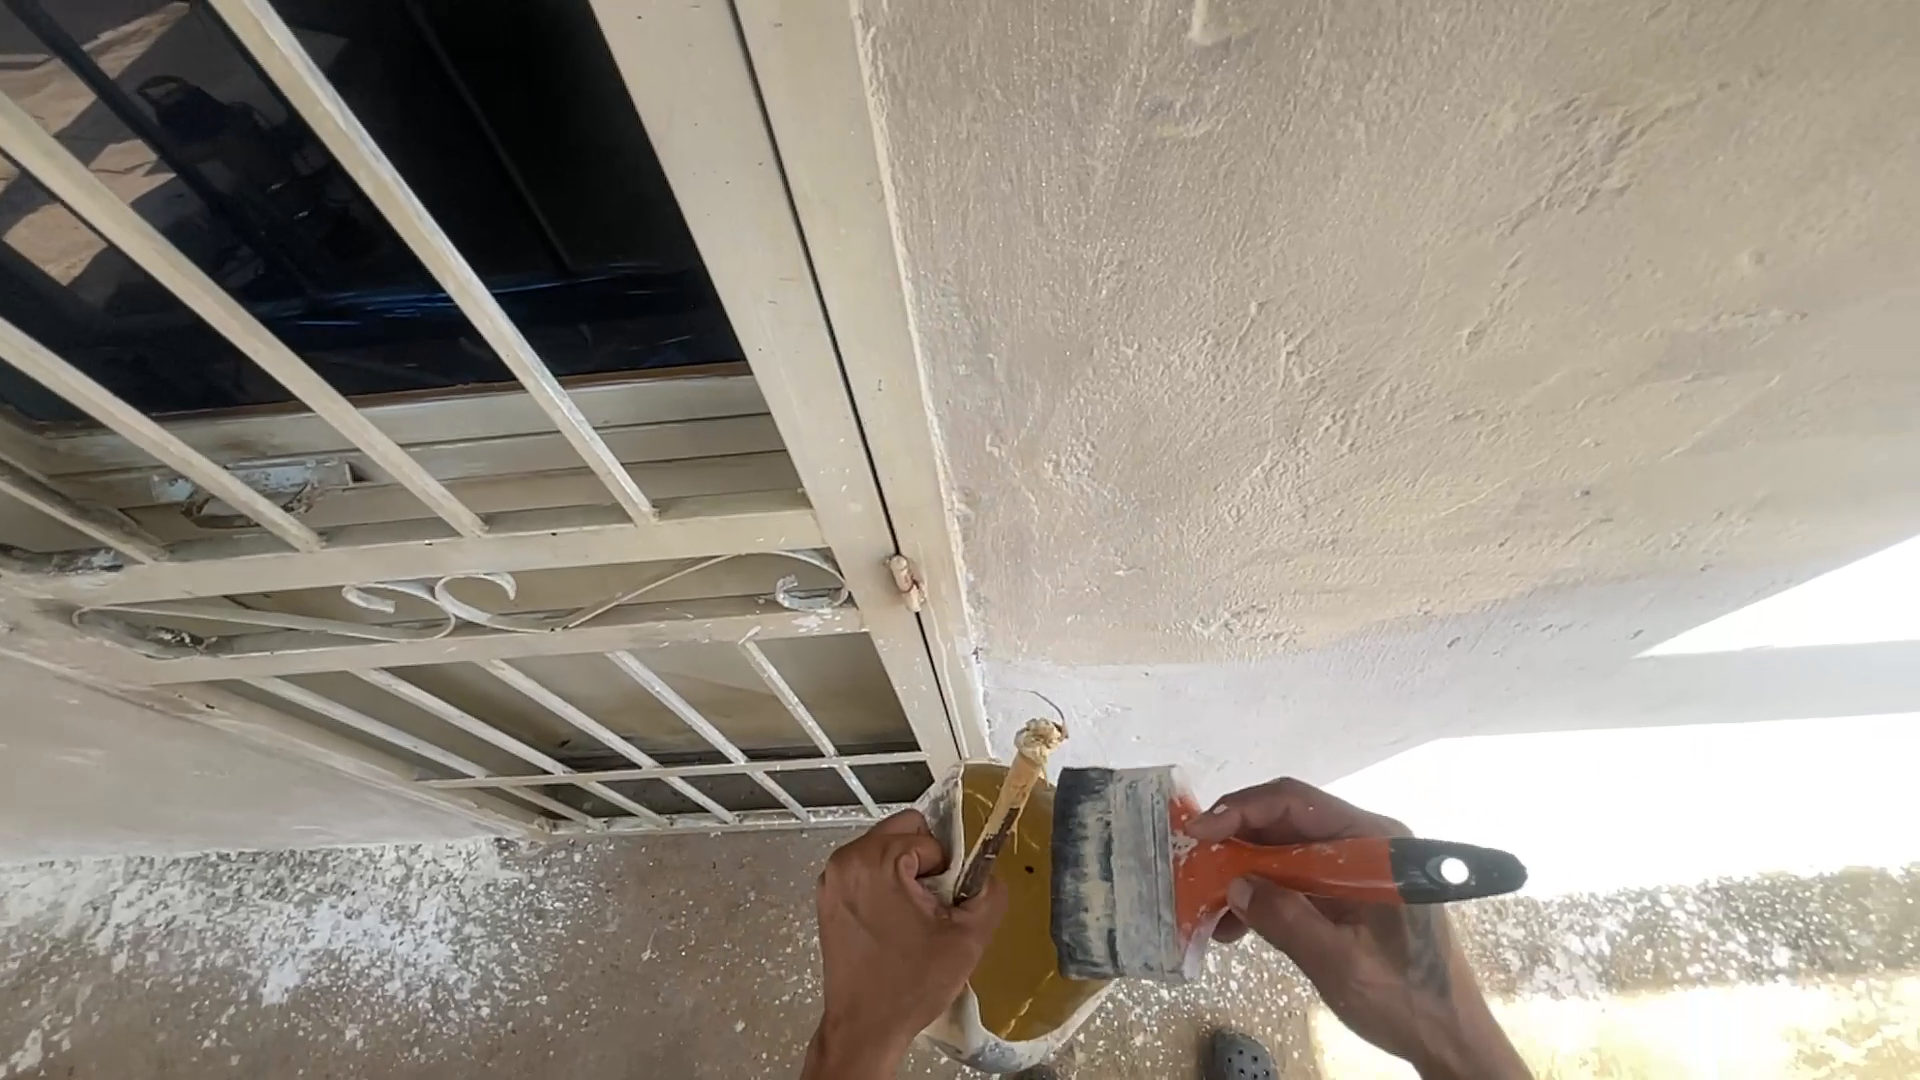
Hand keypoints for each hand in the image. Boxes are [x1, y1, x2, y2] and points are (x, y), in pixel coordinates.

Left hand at [802, 809, 1007, 1079]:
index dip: (946, 872)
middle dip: (925, 859)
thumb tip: (990, 871)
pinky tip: (891, 919)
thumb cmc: (911, 983)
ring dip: (905, 868)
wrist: (864, 1029)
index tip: (943, 905)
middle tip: (931, 903)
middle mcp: (849, 858)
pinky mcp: (827, 894)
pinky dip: (883, 880)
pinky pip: (866, 866)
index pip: (931, 841)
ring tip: (911, 914)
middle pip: (904, 829)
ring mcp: (833, 876)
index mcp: (878, 859)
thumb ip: (990, 893)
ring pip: (885, 845)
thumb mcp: (967, 938)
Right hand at [1185, 779, 1529, 1079]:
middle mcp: (1364, 841)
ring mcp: (1355, 865)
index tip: (1200, 833)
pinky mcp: (1347, 889)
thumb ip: (1286, 920)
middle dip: (1235, 839)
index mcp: (1374, 842)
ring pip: (1283, 847)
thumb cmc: (1407, 1000)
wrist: (1453, 1044)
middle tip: (1196, 860)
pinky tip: (1234, 923)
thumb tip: (1234, 886)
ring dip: (1243, 869)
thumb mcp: (1341, 964)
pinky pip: (1293, 875)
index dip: (1240, 810)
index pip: (1295, 802)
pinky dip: (1262, 892)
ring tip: (1209, 900)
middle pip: (1284, 820)